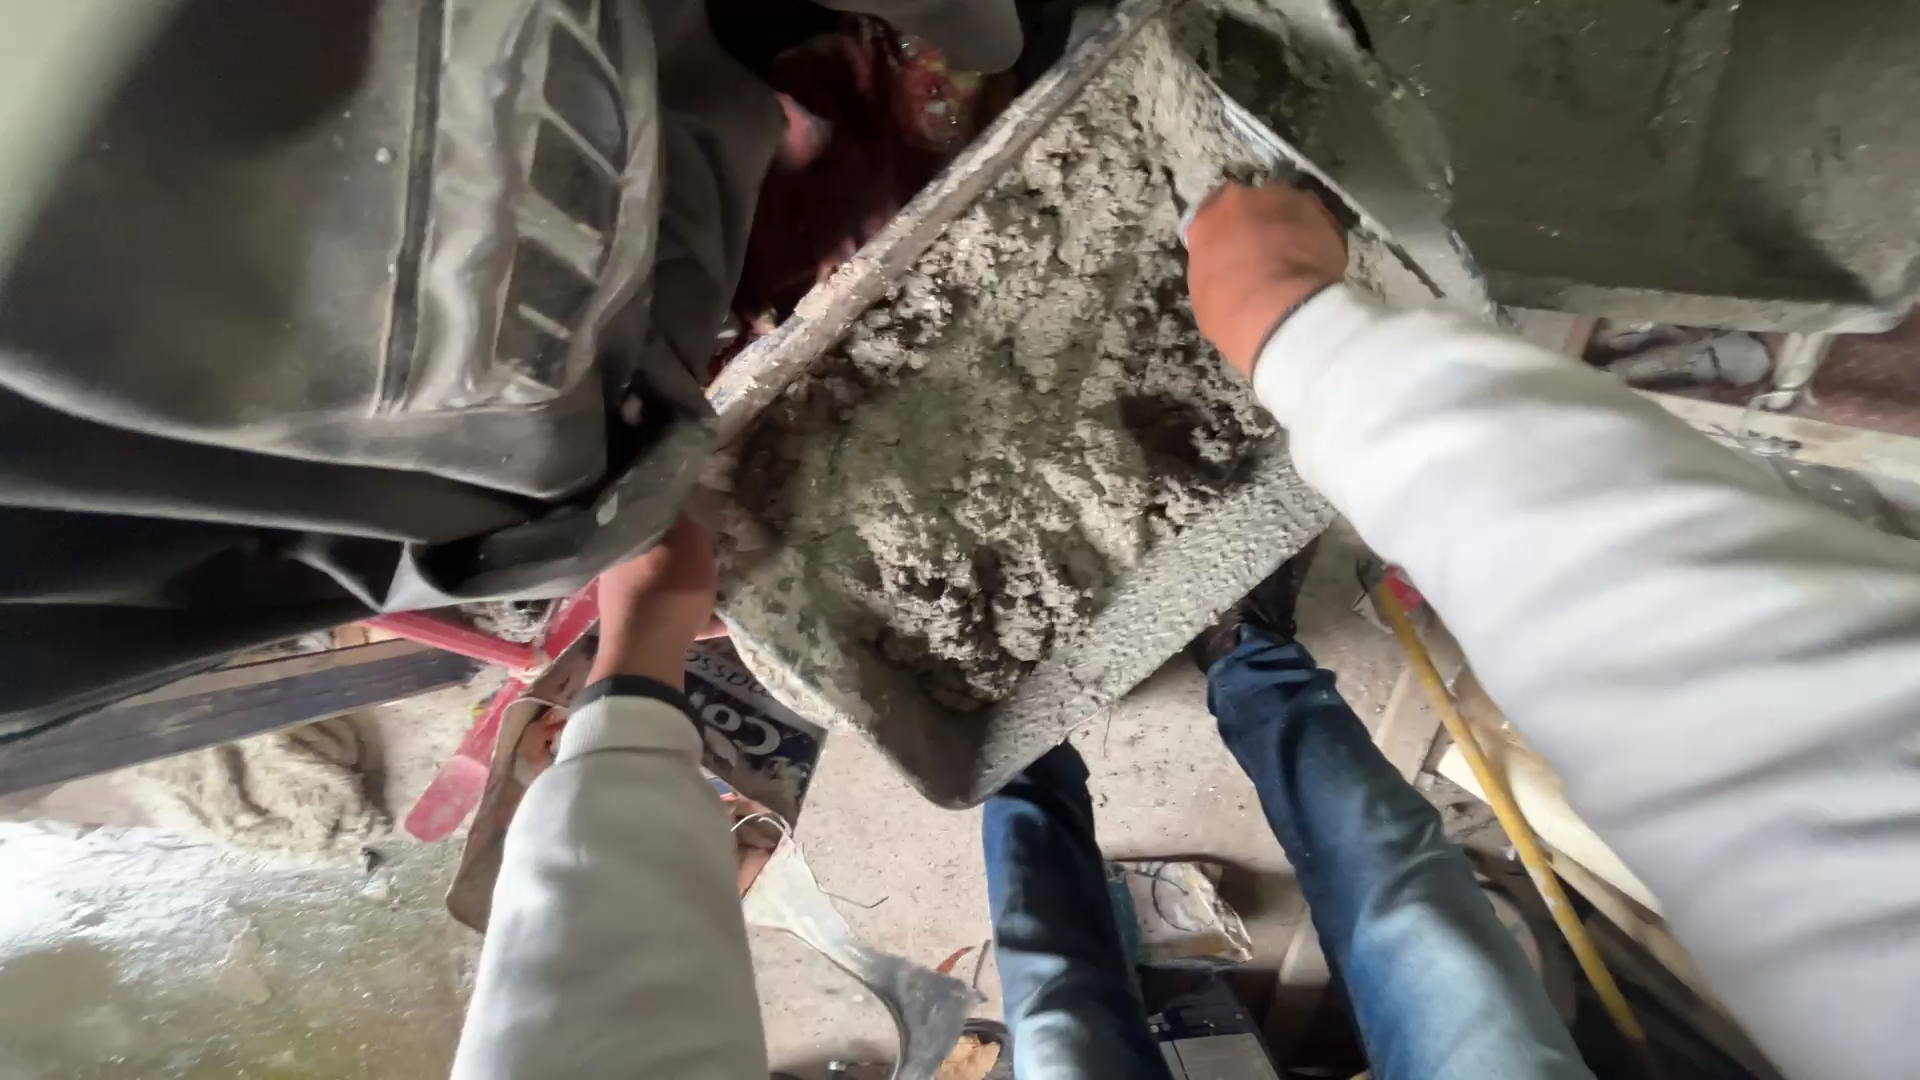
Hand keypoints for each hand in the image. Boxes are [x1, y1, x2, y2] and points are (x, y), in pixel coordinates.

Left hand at [588, 516, 718, 688]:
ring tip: (721, 596)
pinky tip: (718, 624)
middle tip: (714, 564)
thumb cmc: (671, 589)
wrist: (646, 652)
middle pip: (660, 557)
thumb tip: (688, 519)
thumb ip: (691, 528)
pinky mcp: (634, 631)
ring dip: (691, 591)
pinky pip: (670, 617)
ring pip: (665, 588)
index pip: (655, 522)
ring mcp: (622, 603)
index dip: (682, 524)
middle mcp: (617, 569)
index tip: (704, 529)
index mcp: (626, 542)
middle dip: (687, 560)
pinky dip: (693, 618)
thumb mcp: (692, 546)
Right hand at [1185, 180, 1347, 377]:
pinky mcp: (1321, 212)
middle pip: (1247, 205)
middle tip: (1255, 253)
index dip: (1218, 233)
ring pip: (1282, 208)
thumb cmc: (1230, 310)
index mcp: (1208, 218)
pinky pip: (1310, 222)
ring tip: (1287, 258)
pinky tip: (1308, 262)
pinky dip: (1308, 237)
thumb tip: (1223, 268)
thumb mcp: (1201, 295)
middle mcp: (1245, 198)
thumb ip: (1210, 268)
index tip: (1222, 250)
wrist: (1283, 311)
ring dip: (1282, 226)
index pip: (1209, 215)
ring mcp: (1287, 200)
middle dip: (1251, 224)